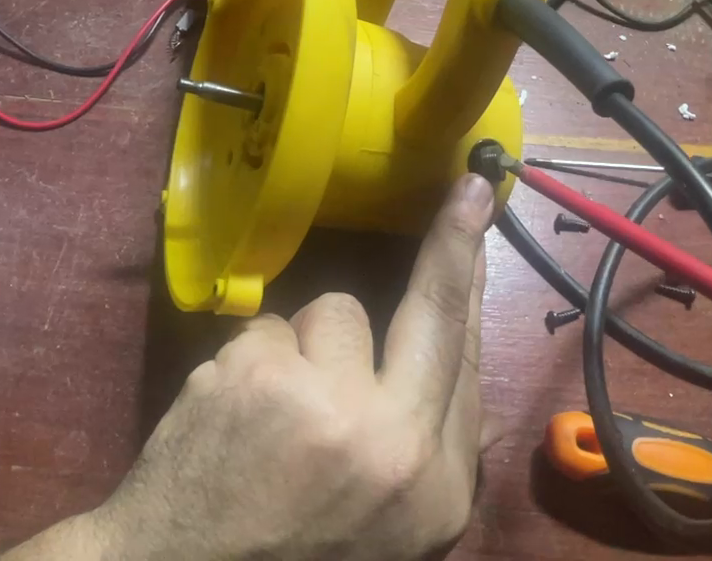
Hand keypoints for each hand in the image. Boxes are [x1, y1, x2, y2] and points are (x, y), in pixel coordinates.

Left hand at [4, 175, 494, 560]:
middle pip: (432, 308)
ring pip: (331, 312)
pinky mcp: (260, 376)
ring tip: (274, 413)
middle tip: (468, 185)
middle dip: (453, 240)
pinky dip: (250, 361)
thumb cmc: (297, 546)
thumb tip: (462, 377)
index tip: (481, 217)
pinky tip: (230, 416)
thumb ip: (424, 450)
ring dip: (303, 347)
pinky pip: (267, 328)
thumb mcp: (388, 526)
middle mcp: (395, 442)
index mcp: (437, 486)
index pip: (468, 358)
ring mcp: (326, 405)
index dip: (474, 282)